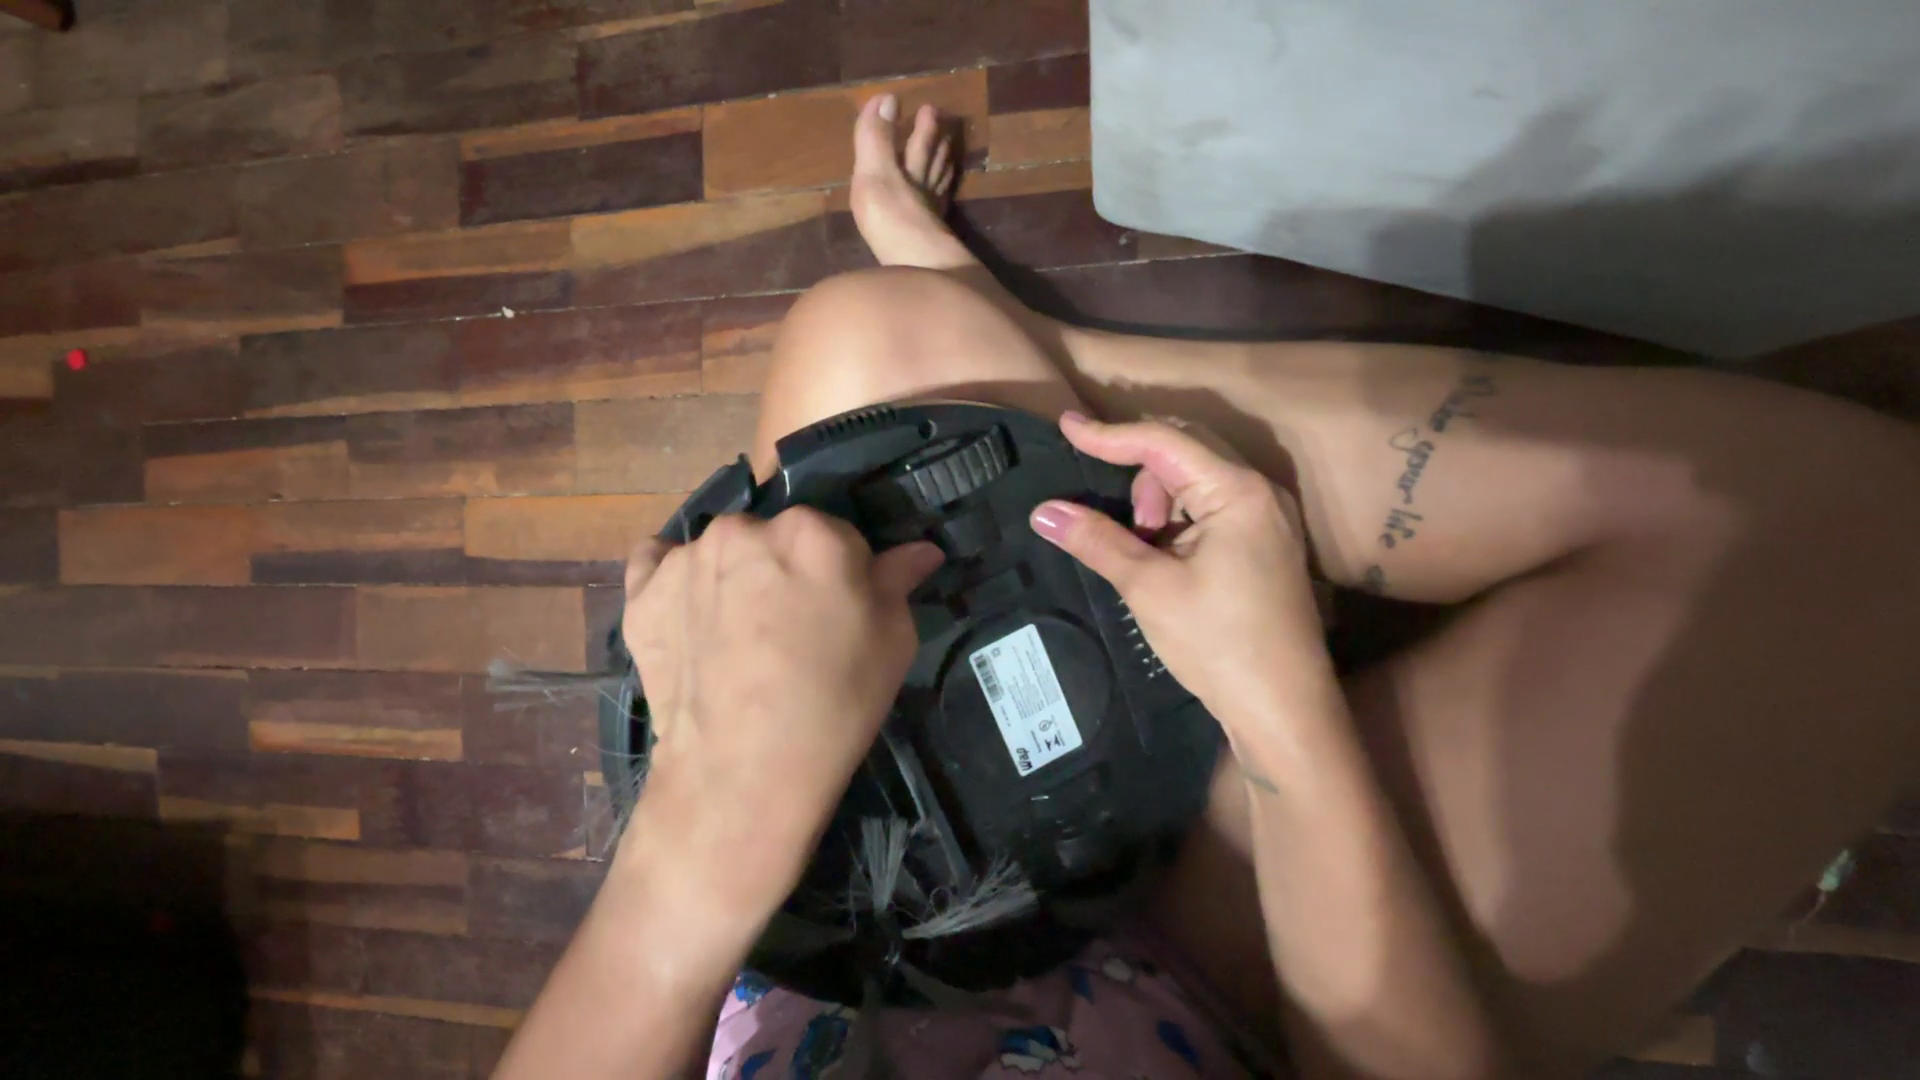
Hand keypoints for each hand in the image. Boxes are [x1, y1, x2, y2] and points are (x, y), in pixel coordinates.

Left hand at [618, 509, 943, 910]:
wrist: (743, 769)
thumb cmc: (835, 702)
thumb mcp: (893, 641)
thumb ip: (898, 580)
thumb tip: (921, 550)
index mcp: (812, 532)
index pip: (837, 535)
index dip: (844, 575)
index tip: (841, 614)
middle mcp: (744, 530)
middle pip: (777, 537)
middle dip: (788, 569)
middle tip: (794, 627)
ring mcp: (686, 560)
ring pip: (724, 551)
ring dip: (736, 575)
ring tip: (740, 635)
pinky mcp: (642, 594)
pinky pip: (658, 564)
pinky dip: (676, 580)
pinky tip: (690, 614)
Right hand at [1030, 412, 1329, 717]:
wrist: (1283, 708)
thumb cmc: (1218, 643)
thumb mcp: (1149, 588)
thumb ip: (1096, 540)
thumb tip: (1043, 511)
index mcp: (1237, 491)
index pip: (1163, 441)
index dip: (1110, 434)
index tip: (1065, 426)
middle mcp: (1259, 491)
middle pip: (1185, 449)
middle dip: (1139, 473)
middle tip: (1119, 522)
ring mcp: (1267, 516)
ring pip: (1196, 479)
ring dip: (1159, 499)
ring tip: (1145, 551)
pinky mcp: (1264, 542)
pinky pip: (1211, 506)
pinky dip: (1178, 519)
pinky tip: (1165, 557)